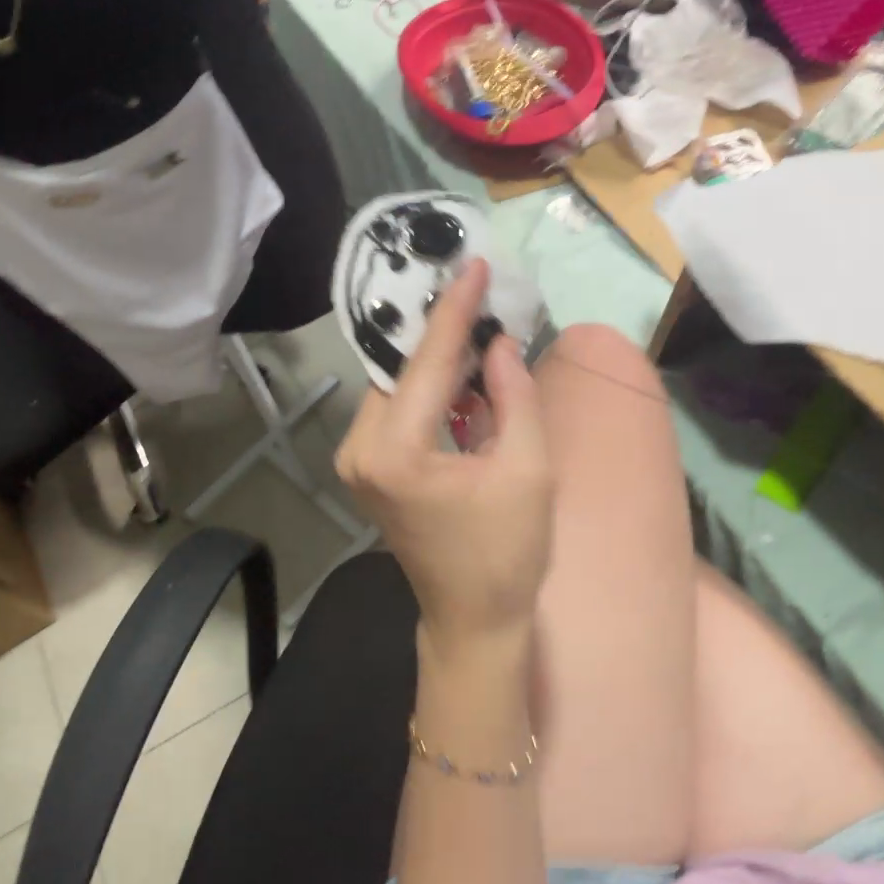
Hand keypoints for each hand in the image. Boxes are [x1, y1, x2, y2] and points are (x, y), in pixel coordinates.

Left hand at [336, 260, 553, 647]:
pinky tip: (459, 370)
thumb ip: (513, 396)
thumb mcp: (528, 470)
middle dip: (439, 331)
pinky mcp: (365, 469)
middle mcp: (359, 450)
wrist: (472, 618)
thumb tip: (499, 342)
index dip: (454, 311)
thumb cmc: (506, 554)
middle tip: (476, 288)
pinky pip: (394, 410)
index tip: (473, 264)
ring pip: (394, 387)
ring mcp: (355, 461)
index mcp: (395, 453)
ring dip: (432, 358)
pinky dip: (425, 388)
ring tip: (475, 322)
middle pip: (400, 370)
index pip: (426, 364)